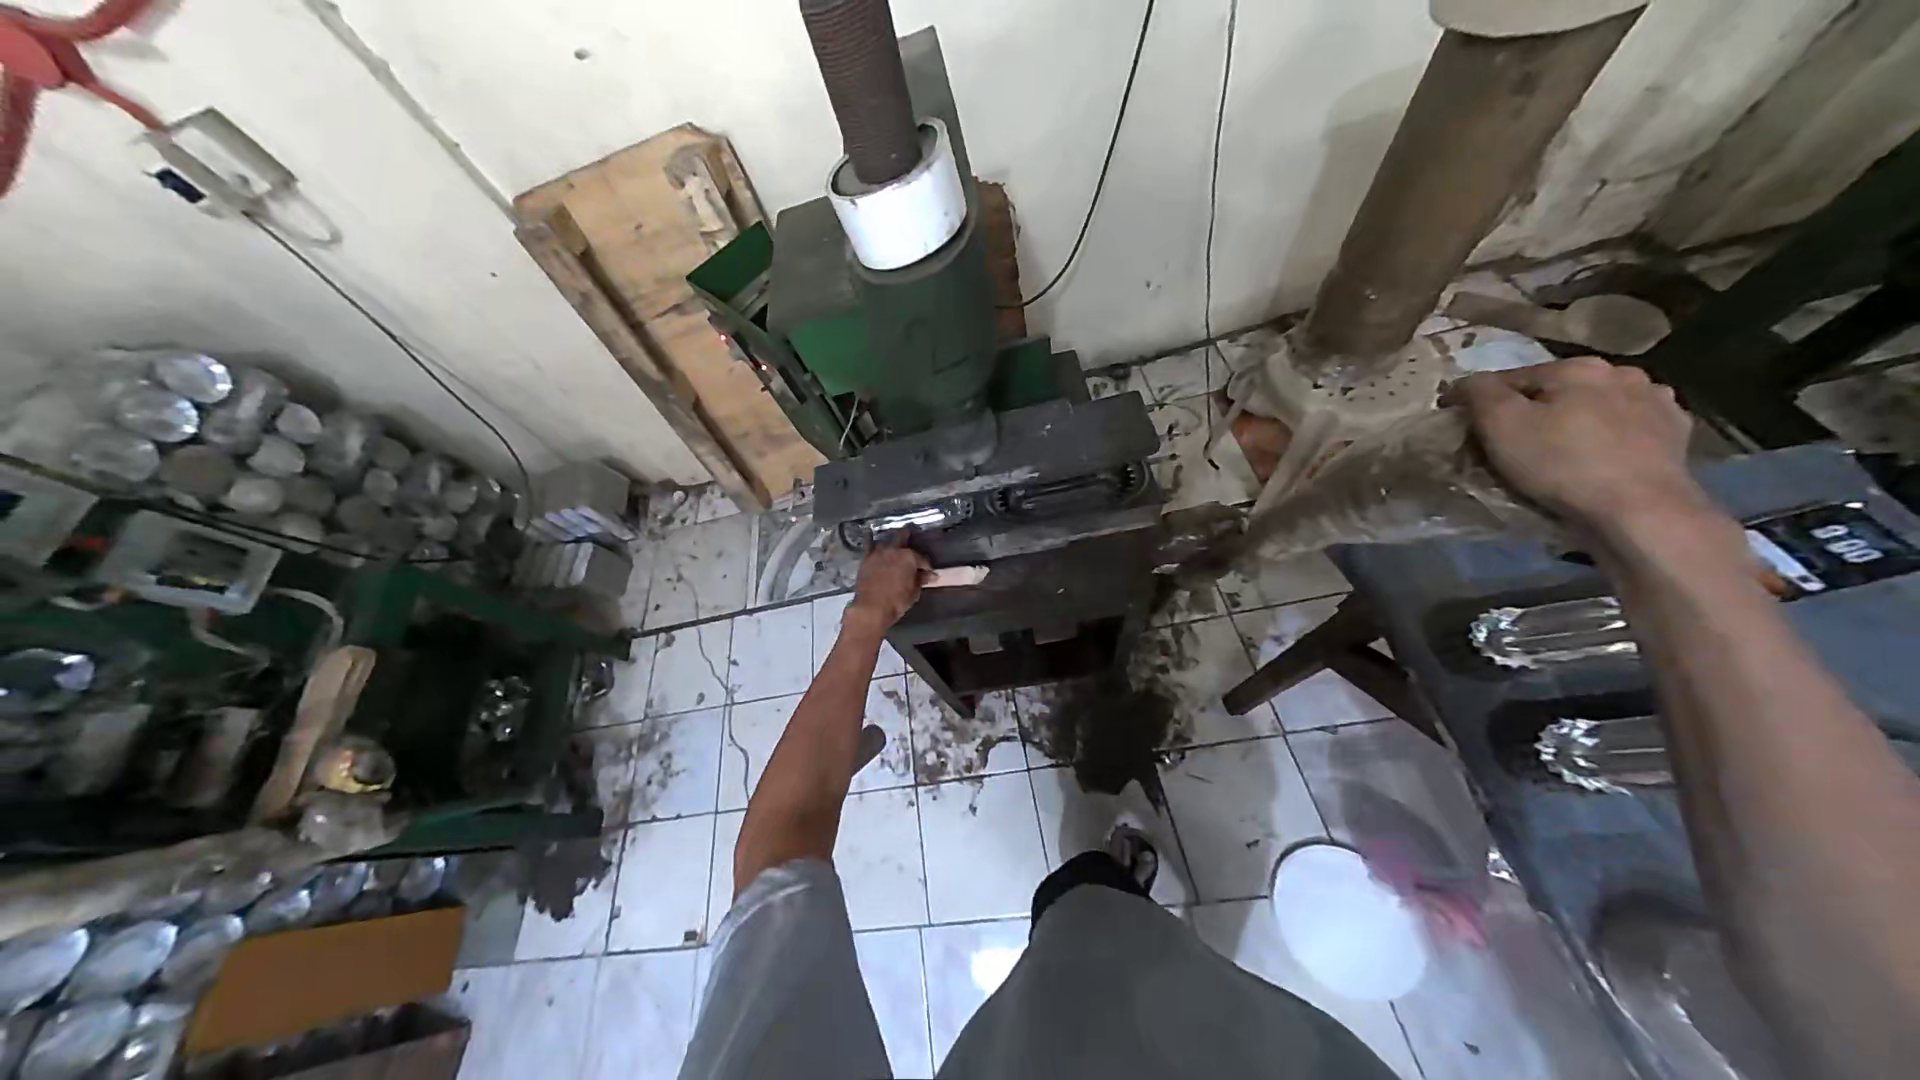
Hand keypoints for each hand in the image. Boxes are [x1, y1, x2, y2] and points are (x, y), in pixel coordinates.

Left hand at [848, 537, 929, 630]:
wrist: (871, 607)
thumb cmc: (896, 601)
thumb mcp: (914, 592)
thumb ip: (921, 580)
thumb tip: (930, 575)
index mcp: (909, 557)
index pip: (922, 558)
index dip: (927, 565)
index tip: (928, 571)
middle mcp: (894, 550)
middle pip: (902, 535)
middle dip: (908, 537)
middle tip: (911, 541)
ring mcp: (878, 552)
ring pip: (886, 540)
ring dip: (891, 543)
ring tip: (894, 549)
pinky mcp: (866, 558)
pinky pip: (869, 545)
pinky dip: (872, 542)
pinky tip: (873, 542)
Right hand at [1456, 357, 1708, 537]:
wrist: (1639, 510)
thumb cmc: (1560, 463)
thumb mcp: (1499, 423)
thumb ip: (1478, 391)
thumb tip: (1468, 383)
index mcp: (1576, 368)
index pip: (1508, 379)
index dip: (1479, 403)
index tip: (1462, 428)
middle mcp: (1621, 373)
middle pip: (1554, 391)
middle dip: (1529, 411)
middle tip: (1507, 445)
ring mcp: (1656, 401)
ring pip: (1592, 406)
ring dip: (1572, 420)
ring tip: (1555, 451)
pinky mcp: (1675, 433)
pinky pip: (1625, 428)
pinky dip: (1606, 437)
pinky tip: (1596, 457)